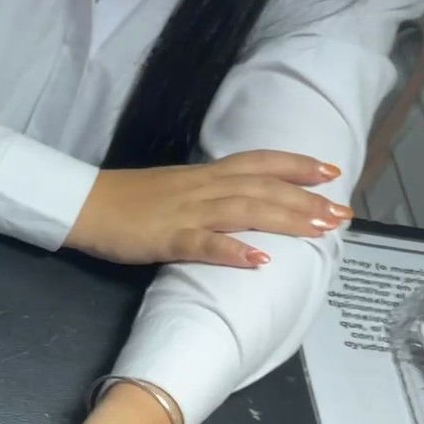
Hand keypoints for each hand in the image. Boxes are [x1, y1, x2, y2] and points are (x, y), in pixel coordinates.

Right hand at [66, 150, 348, 266]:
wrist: (82, 205)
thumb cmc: (121, 201)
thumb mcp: (169, 190)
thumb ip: (200, 196)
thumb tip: (227, 207)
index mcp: (201, 176)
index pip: (258, 163)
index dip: (296, 166)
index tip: (331, 172)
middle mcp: (201, 189)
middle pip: (262, 188)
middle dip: (306, 199)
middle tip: (341, 214)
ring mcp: (184, 212)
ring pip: (244, 210)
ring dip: (285, 218)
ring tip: (319, 231)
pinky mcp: (165, 237)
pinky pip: (204, 243)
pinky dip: (233, 250)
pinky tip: (259, 259)